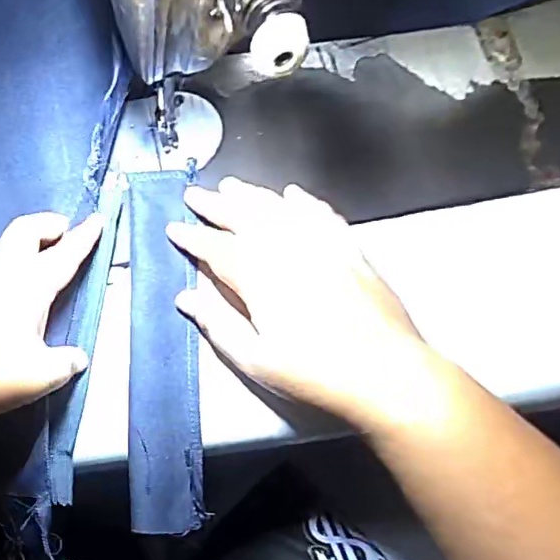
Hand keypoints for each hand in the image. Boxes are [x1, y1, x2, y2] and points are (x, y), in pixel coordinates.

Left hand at [0, 211, 101, 430]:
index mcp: (27, 287)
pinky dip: (12, 281)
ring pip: (6, 259)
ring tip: (45, 278)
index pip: (62, 255)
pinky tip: (14, 312)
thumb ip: (65, 364)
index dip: (83, 238)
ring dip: (29, 256)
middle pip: (23, 233)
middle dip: (48, 226)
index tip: (98, 220)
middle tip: (65, 230)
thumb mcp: (39, 376)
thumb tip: (77, 358)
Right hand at [168, 178, 454, 433]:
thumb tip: (187, 298)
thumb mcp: (255, 359)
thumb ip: (218, 324)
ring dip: (253, 196)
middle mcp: (289, 251)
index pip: (217, 248)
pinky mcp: (350, 250)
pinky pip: (321, 215)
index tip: (175, 228)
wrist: (384, 371)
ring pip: (280, 209)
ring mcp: (322, 247)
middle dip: (216, 205)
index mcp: (260, 278)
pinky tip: (293, 195)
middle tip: (195, 195)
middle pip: (245, 218)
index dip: (193, 237)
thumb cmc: (315, 372)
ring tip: (233, 186)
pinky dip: (303, 202)